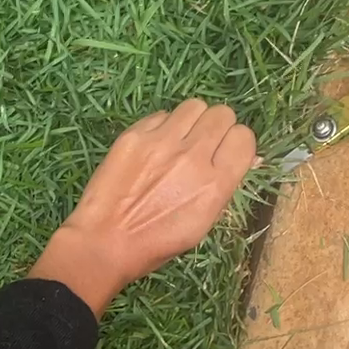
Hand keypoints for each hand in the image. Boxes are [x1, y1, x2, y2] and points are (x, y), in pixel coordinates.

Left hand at [30, 99, 256, 315]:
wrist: (105, 242)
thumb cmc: (157, 243)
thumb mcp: (203, 223)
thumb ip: (223, 185)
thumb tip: (240, 157)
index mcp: (215, 184)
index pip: (244, 137)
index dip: (237, 143)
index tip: (227, 152)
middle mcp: (193, 157)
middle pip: (222, 114)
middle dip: (218, 127)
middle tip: (204, 144)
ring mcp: (162, 142)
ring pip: (194, 106)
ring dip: (193, 121)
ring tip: (181, 140)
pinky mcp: (135, 134)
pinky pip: (162, 115)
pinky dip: (164, 127)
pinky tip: (155, 147)